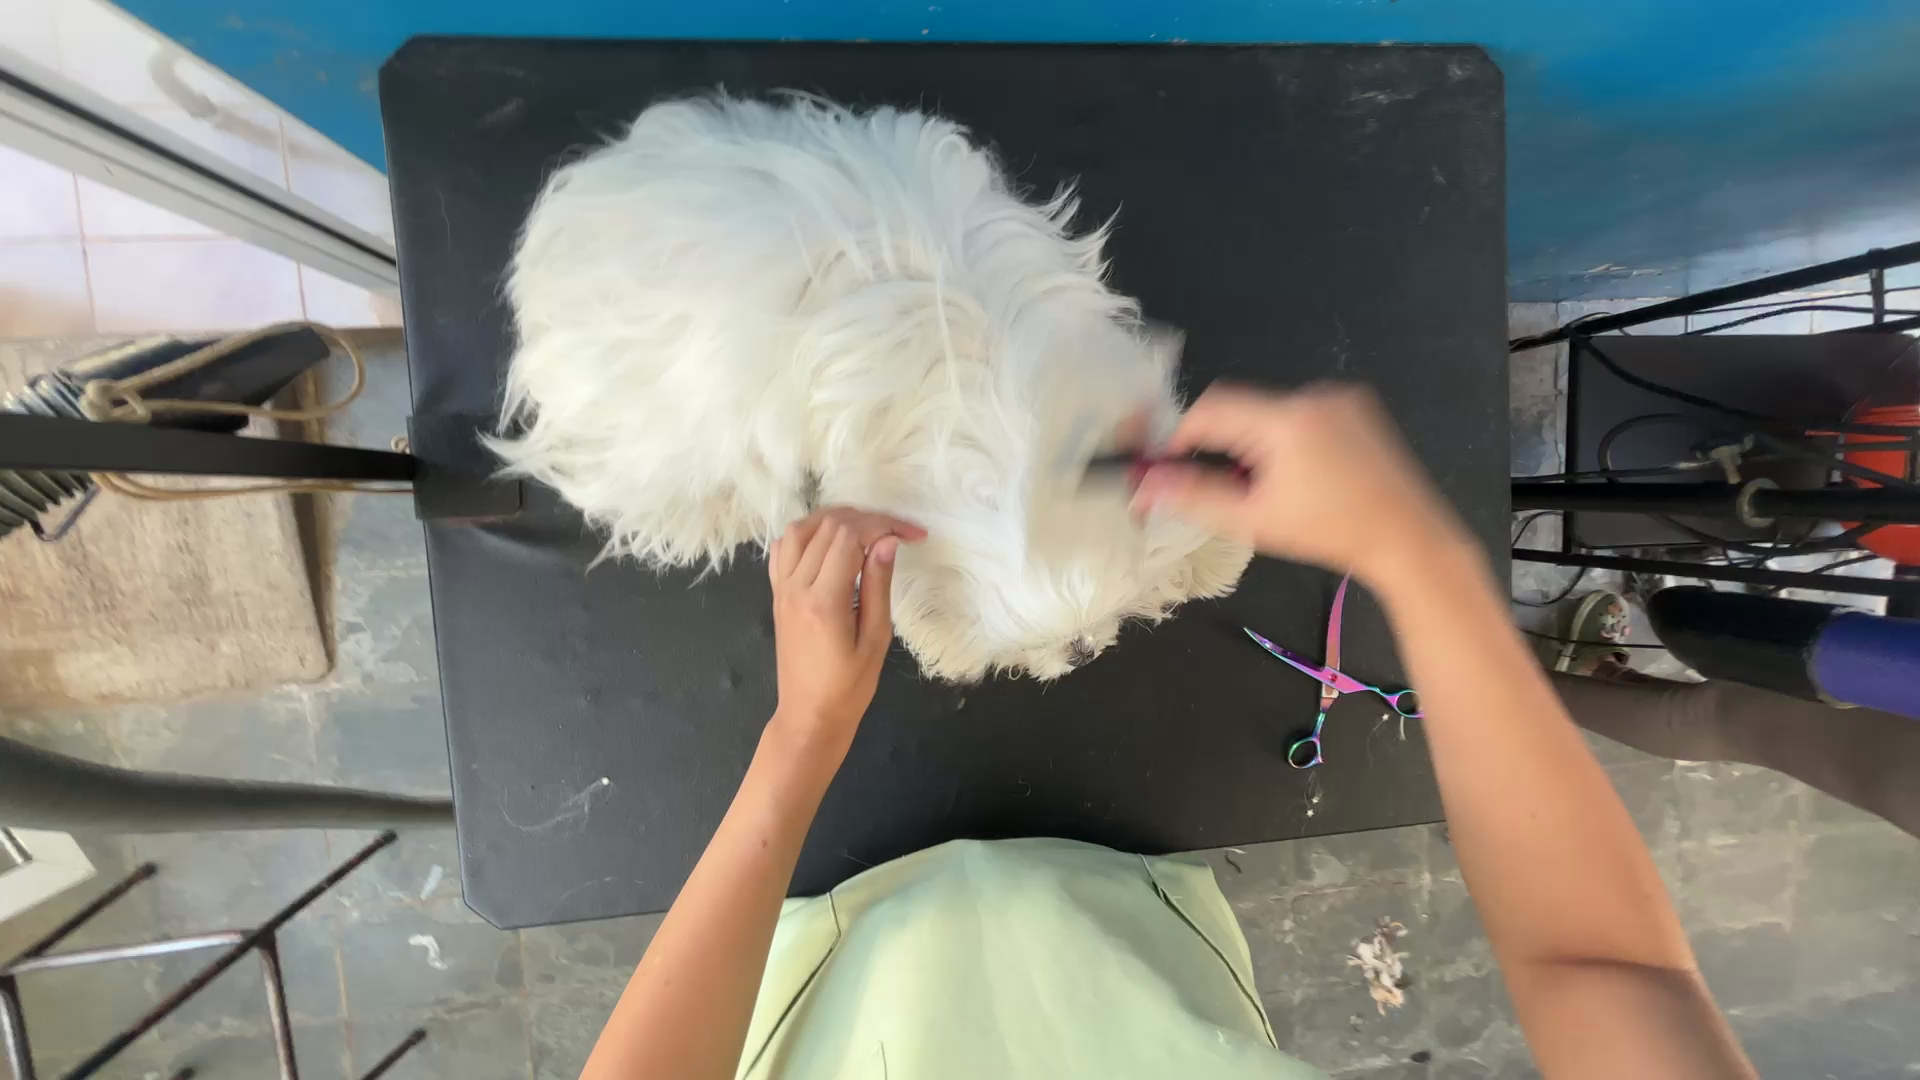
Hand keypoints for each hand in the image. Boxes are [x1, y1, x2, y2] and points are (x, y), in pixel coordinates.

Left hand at [766, 507, 926, 751]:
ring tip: (867, 529)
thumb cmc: (849, 687)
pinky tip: (829, 541)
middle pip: (829, 526)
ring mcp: (782, 588)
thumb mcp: (876, 638)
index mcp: (824, 600)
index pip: (851, 537)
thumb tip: (887, 541)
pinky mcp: (777, 593)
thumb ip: (878, 585)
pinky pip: (785, 548)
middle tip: (898, 533)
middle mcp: (797, 587)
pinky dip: (807, 533)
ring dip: (836, 519)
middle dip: (868, 520)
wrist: (809, 715)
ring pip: (802, 528)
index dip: (884, 525)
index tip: (913, 535)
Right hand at [1131, 382, 1467, 587]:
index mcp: (1285, 421)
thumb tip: (1144, 485)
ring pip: (1268, 411)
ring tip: (1271, 485)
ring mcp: (1339, 398)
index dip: (1181, 434)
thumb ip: (1194, 496)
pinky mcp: (1356, 407)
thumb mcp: (1252, 519)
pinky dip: (1283, 438)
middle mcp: (1312, 396)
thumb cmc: (1327, 532)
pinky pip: (1298, 413)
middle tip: (1227, 484)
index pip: (1211, 409)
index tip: (1170, 464)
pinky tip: (1301, 474)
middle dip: (1222, 443)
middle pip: (1240, 409)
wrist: (1409, 538)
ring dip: (1254, 442)